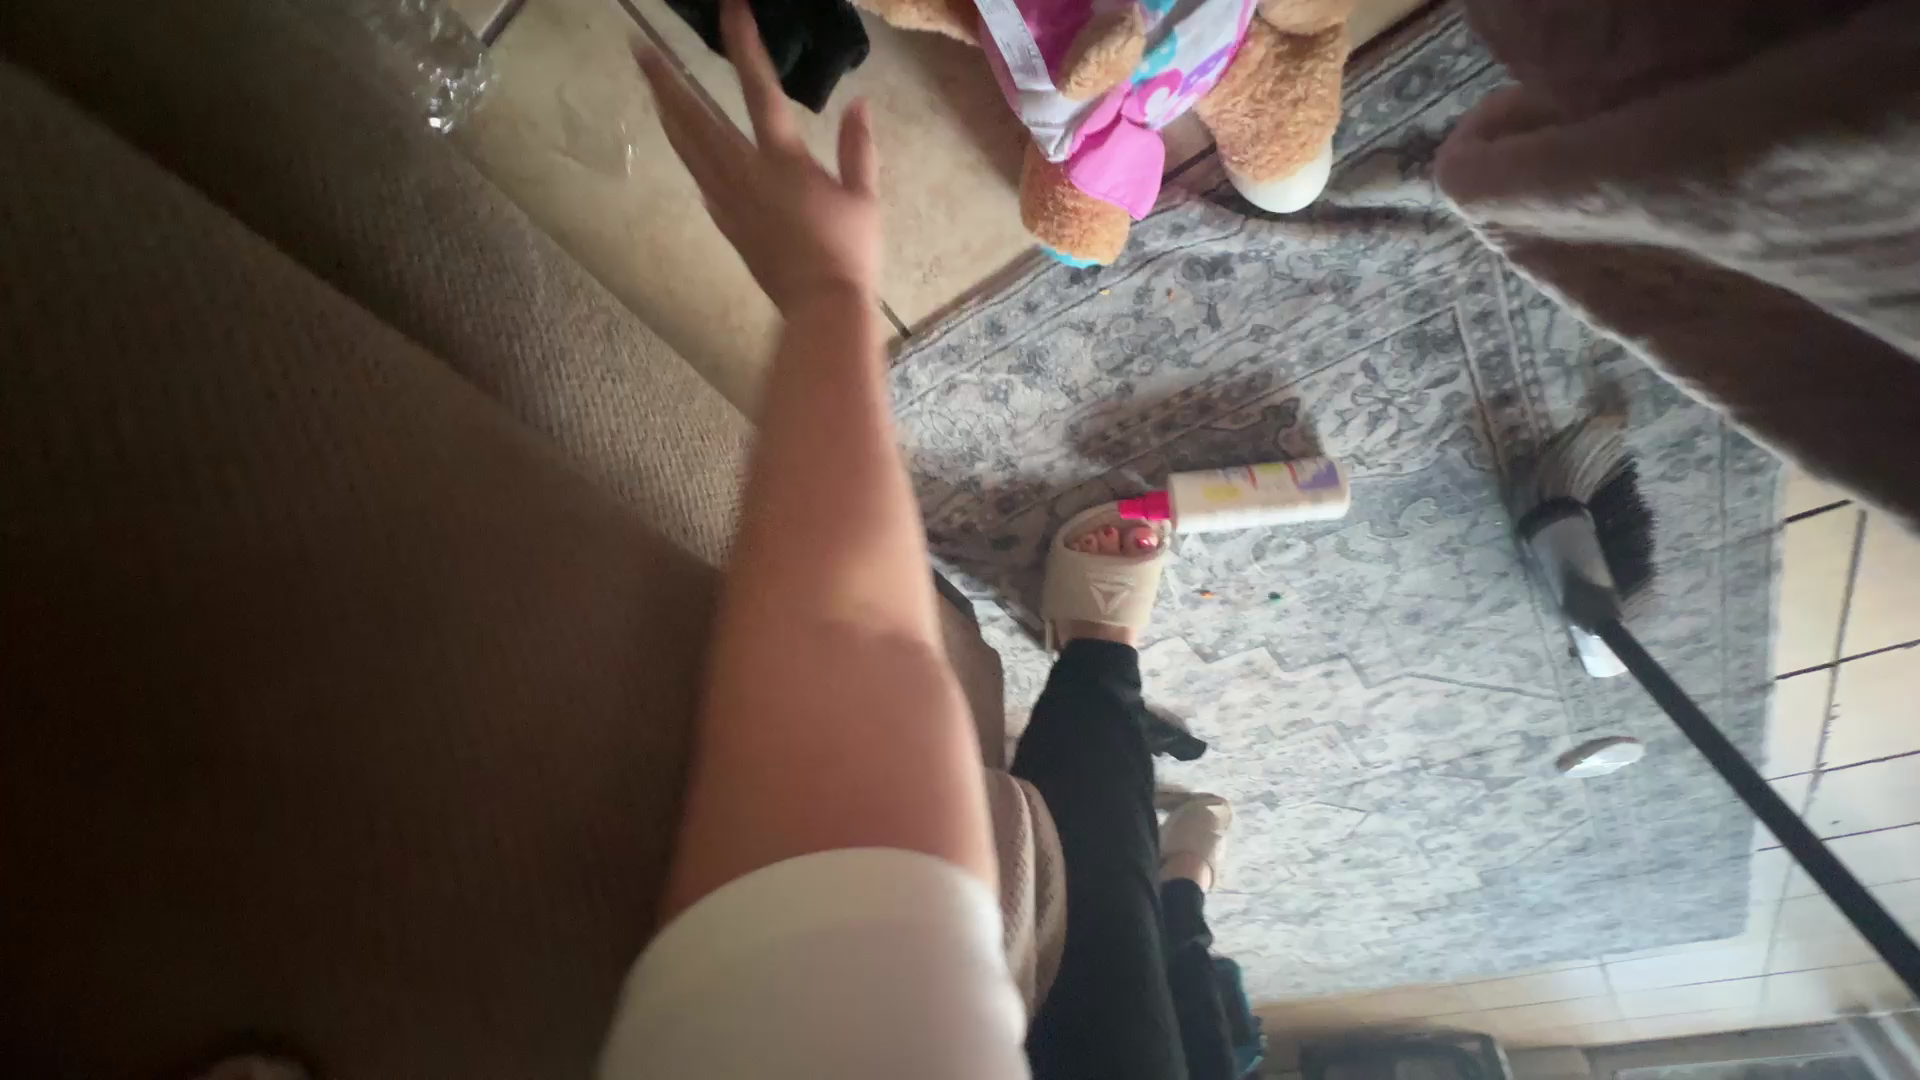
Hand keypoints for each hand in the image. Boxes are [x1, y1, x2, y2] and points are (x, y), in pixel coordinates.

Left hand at [634, 0, 880, 314]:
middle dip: (667, 81)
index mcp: (784, 161)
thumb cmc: (850, 254)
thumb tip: (860, 104)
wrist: (823, 309)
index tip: (730, 8)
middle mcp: (747, 175)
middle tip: (640, 50)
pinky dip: (689, 161)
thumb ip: (859, 148)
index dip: (744, 44)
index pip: (758, 89)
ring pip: (689, 151)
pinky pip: (701, 185)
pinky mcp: (730, 228)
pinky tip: (683, 152)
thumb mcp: (865, 198)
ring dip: (667, 116)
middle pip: (697, 119)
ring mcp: (732, 203)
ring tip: (651, 91)